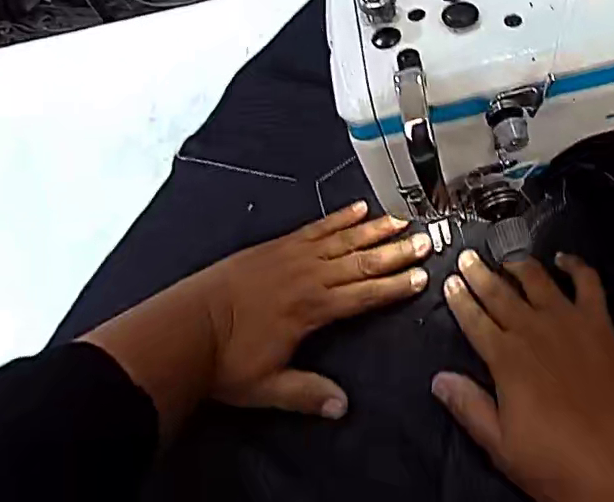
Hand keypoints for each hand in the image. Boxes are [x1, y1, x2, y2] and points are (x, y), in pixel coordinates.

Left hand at [82, 201, 430, 435]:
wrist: (188, 325)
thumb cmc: (228, 360)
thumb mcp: (267, 386)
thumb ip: (306, 393)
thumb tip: (342, 406)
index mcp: (314, 308)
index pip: (365, 294)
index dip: (396, 286)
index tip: (421, 277)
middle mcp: (312, 275)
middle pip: (363, 261)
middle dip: (397, 252)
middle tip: (425, 241)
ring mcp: (298, 254)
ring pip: (346, 238)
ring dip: (376, 229)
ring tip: (402, 220)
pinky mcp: (282, 243)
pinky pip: (318, 226)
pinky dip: (340, 217)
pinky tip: (358, 208)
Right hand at [434, 251, 613, 501]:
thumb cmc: (563, 462)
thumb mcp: (504, 448)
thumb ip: (470, 407)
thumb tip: (441, 380)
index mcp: (507, 359)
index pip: (475, 320)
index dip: (460, 299)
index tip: (451, 282)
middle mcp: (534, 329)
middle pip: (500, 292)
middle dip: (480, 273)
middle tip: (468, 257)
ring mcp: (568, 319)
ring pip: (536, 278)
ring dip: (518, 263)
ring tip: (505, 256)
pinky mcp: (598, 320)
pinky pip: (585, 280)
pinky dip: (574, 264)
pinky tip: (564, 258)